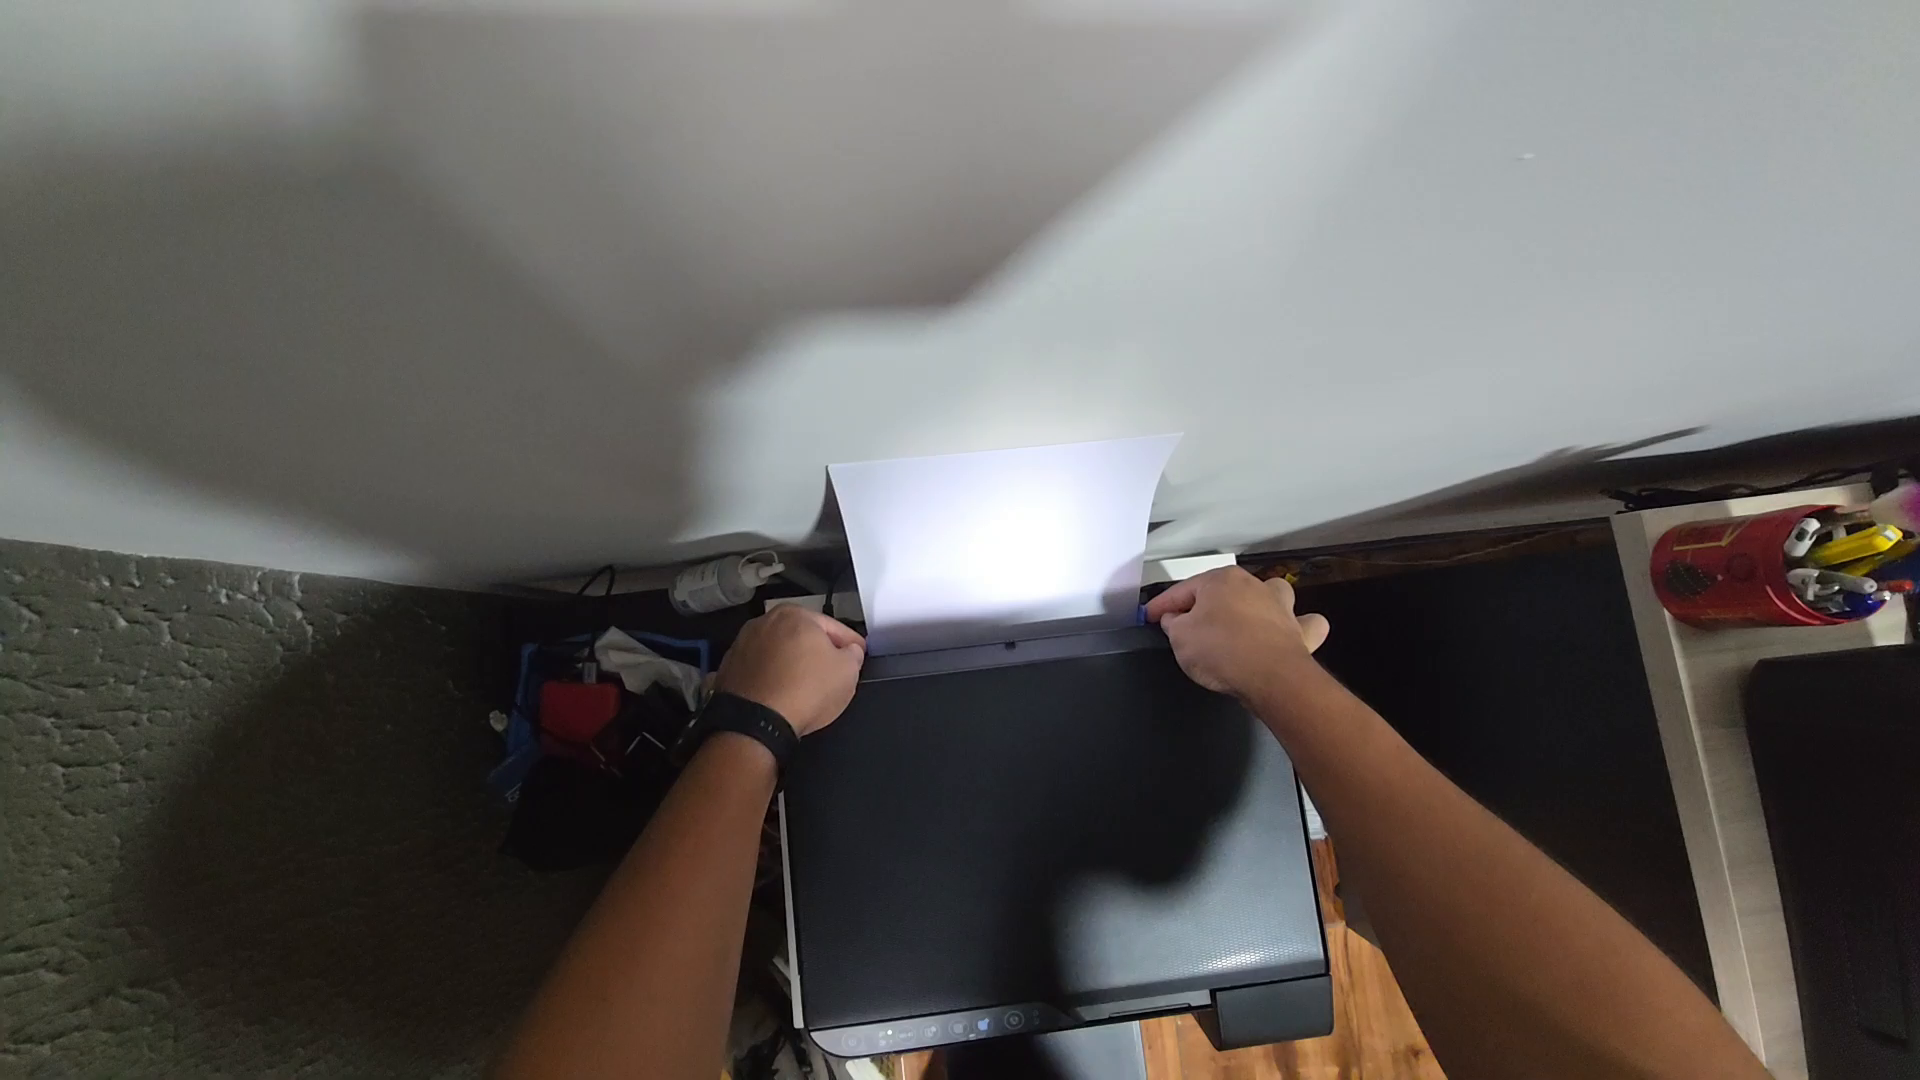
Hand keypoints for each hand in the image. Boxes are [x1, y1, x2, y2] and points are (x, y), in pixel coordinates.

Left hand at [714, 605, 865, 735]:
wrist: (757, 722)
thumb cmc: (804, 690)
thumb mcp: (848, 671)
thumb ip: (853, 654)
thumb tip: (850, 652)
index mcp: (795, 614)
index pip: (833, 627)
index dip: (851, 643)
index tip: (858, 653)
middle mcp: (764, 622)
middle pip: (802, 636)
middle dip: (819, 652)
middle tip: (834, 671)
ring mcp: (742, 645)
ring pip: (779, 652)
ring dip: (793, 664)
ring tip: (807, 687)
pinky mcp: (729, 669)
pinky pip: (761, 670)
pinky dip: (772, 678)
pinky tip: (783, 694)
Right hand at [1144, 567, 1330, 700]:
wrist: (1272, 678)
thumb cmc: (1222, 651)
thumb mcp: (1179, 637)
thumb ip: (1172, 623)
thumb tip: (1176, 619)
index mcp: (1221, 580)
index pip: (1181, 590)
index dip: (1161, 606)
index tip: (1149, 616)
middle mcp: (1253, 586)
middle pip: (1221, 592)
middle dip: (1203, 606)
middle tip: (1183, 627)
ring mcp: (1281, 607)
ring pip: (1267, 595)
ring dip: (1255, 604)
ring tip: (1240, 620)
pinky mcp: (1300, 633)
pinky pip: (1304, 624)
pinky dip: (1297, 627)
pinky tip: (1286, 633)